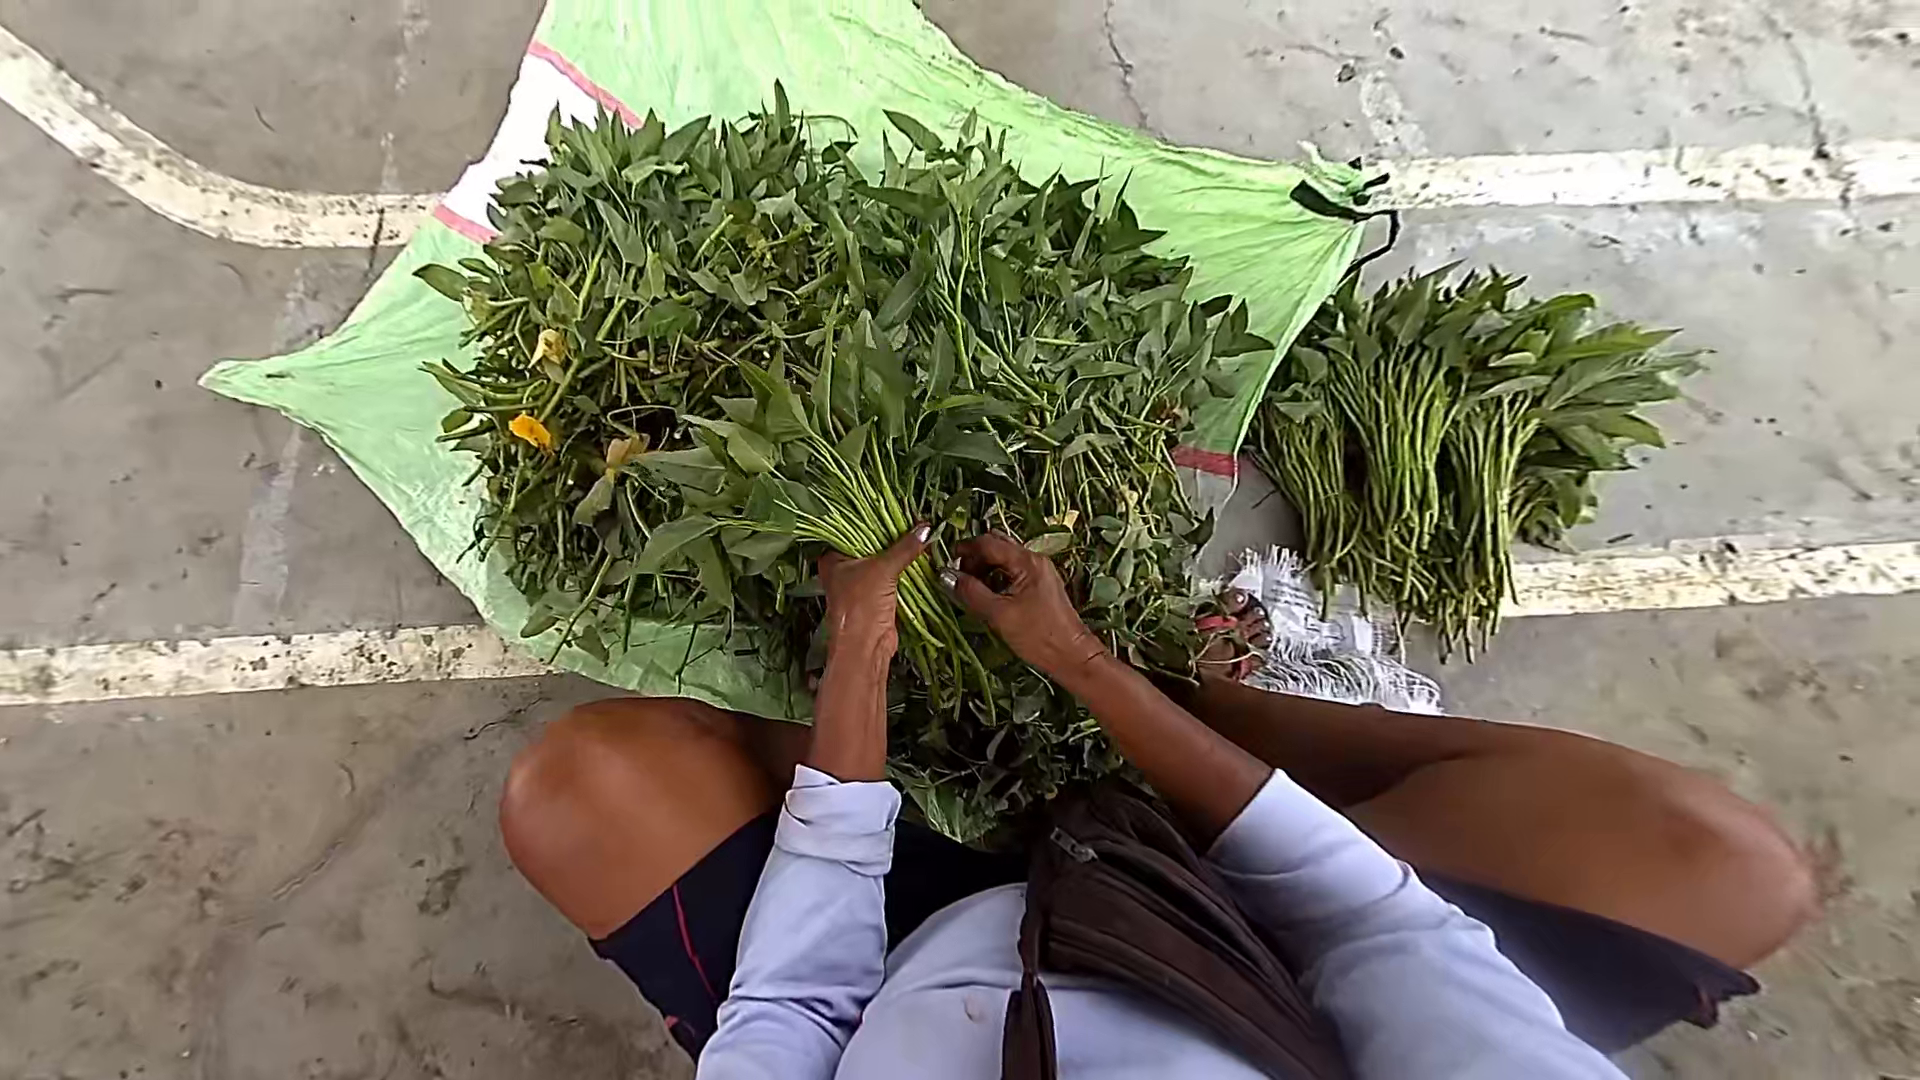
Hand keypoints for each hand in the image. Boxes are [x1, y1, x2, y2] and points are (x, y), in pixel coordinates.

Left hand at [818, 523, 932, 661]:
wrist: (866, 646)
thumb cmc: (860, 606)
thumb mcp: (883, 569)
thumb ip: (904, 547)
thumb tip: (924, 529)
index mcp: (833, 558)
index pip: (852, 528)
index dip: (873, 517)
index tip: (895, 505)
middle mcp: (843, 568)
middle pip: (870, 544)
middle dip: (891, 535)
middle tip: (912, 518)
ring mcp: (860, 582)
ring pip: (882, 559)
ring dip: (899, 552)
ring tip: (919, 533)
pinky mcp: (876, 595)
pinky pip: (892, 574)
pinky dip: (904, 567)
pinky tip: (919, 555)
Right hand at [940, 532, 1106, 679]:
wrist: (1072, 655)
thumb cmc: (1037, 635)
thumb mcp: (998, 614)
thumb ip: (970, 592)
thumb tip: (945, 575)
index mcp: (1026, 561)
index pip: (988, 542)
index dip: (965, 550)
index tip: (946, 563)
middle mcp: (1034, 560)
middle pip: (997, 546)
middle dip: (975, 557)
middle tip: (958, 576)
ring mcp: (1039, 572)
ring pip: (1005, 559)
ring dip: (985, 567)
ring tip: (970, 587)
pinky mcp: (1040, 585)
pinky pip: (1013, 571)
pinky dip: (996, 577)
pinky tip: (987, 594)